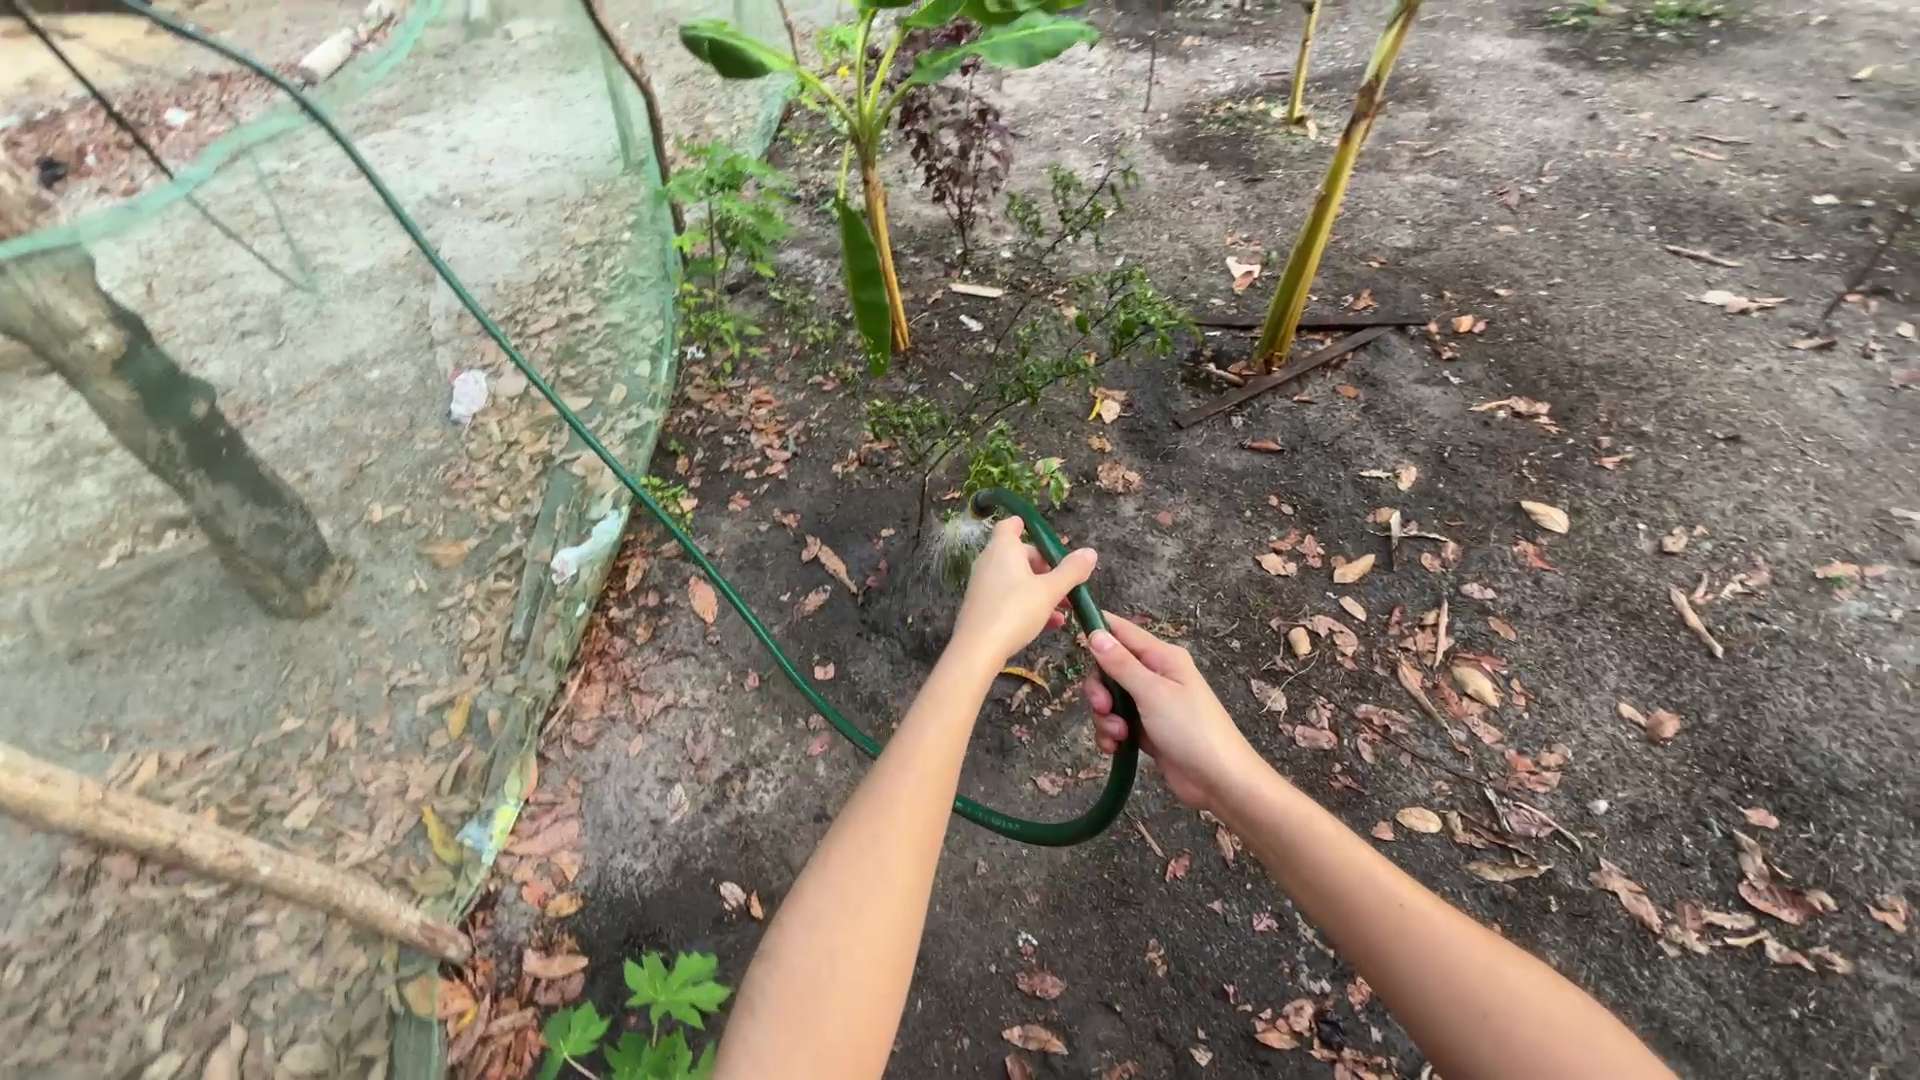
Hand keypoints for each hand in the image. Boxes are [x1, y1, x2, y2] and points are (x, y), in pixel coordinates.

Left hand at [949, 516, 1095, 666]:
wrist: (978, 649)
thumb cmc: (1015, 610)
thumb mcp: (1050, 590)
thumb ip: (1071, 571)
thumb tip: (1089, 552)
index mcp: (1004, 549)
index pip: (1010, 525)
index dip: (1026, 526)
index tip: (1046, 538)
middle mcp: (989, 562)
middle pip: (1019, 555)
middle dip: (1046, 567)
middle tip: (1067, 582)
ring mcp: (984, 585)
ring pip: (1017, 580)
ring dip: (1042, 590)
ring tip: (1066, 607)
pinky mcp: (982, 607)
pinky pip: (1009, 598)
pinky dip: (1029, 605)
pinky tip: (1050, 623)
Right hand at [1084, 615, 1259, 809]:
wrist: (1219, 781)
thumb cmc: (1191, 729)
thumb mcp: (1152, 692)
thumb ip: (1121, 663)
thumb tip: (1095, 632)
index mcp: (1162, 657)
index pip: (1122, 631)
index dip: (1097, 631)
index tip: (1072, 637)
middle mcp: (1155, 675)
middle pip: (1109, 668)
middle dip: (1100, 689)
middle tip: (1104, 708)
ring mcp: (1150, 703)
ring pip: (1110, 698)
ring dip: (1105, 717)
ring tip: (1119, 735)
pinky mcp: (1146, 729)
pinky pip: (1117, 722)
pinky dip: (1111, 734)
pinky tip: (1116, 748)